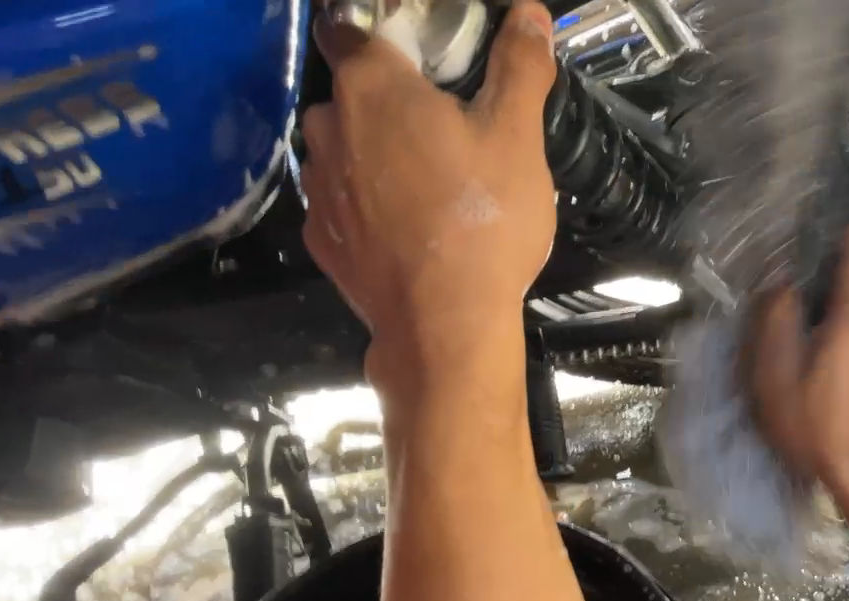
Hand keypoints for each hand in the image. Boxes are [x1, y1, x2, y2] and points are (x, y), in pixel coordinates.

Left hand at [300, 1, 558, 404]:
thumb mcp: (519, 141)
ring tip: (427, 199)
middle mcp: (329, 123)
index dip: (383, 38)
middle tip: (443, 146)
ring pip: (344, 154)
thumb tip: (529, 12)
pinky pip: (343, 209)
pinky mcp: (323, 239)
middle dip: (389, 111)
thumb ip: (519, 71)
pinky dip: (368, 214)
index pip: (350, 25)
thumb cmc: (484, 221)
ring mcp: (319, 185)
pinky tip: (406, 238)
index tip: (420, 66)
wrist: (445, 321)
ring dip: (375, 162)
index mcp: (375, 85)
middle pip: (352, 98)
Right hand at [748, 227, 848, 551]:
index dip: (840, 226)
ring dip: (833, 317)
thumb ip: (775, 319)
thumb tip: (779, 278)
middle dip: (823, 282)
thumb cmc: (818, 428)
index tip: (817, 218)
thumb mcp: (776, 376)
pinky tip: (824, 368)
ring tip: (801, 341)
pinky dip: (845, 340)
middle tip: (788, 298)